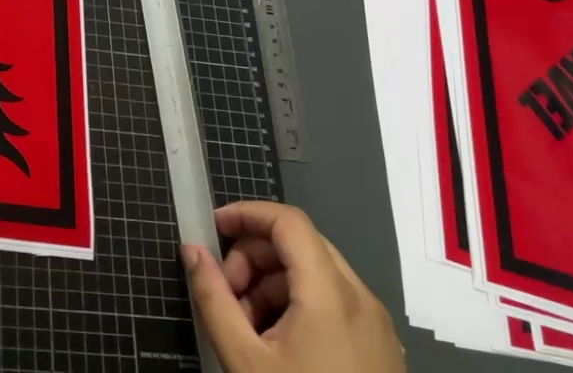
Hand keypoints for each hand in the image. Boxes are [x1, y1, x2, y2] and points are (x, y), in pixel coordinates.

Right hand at [182, 201, 405, 372]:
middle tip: (225, 291)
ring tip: (245, 324)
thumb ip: (212, 297)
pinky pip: (332, 301)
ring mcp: (375, 325)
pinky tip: (275, 343)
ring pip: (315, 273)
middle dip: (252, 255)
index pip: (288, 222)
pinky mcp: (380, 348)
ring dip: (271, 281)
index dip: (246, 214)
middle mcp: (360, 299)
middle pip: (299, 244)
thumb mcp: (243, 359)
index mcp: (330, 294)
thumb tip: (192, 250)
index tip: (211, 231)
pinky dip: (296, 303)